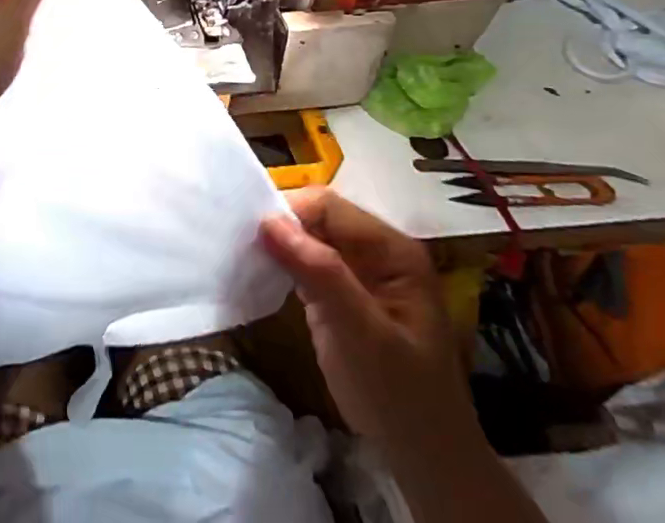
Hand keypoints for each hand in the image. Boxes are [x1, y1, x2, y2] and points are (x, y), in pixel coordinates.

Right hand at [258, 188, 476, 455]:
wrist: (424, 457)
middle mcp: (378, 251)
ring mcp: (361, 273)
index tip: (247, 235)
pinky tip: (260, 275)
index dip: (288, 213)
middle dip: (280, 227)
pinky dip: (283, 266)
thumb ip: (319, 273)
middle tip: (239, 246)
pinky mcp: (342, 293)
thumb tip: (267, 221)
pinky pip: (308, 264)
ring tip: (243, 258)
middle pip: (318, 218)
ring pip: (309, 239)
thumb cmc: (398, 395)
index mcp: (393, 250)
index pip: (329, 207)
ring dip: (278, 246)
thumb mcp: (359, 333)